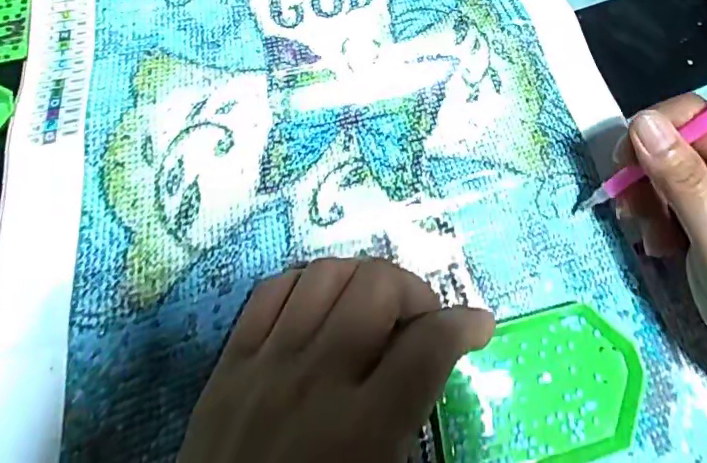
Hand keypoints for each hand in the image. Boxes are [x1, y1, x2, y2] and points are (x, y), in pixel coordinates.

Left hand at [178, 258, 494, 462]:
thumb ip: (410, 421)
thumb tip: (439, 361)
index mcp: (360, 432)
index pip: (429, 345)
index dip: (465, 325)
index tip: (478, 326)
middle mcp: (315, 383)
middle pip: (378, 286)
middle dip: (413, 292)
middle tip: (419, 322)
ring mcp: (266, 366)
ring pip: (328, 273)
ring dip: (363, 280)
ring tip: (372, 308)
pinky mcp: (227, 366)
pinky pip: (273, 289)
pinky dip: (306, 284)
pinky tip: (320, 307)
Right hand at [615, 94, 706, 402]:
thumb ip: (685, 186)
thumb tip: (644, 121)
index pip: (700, 117)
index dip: (655, 130)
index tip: (623, 169)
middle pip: (686, 143)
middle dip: (650, 171)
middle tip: (632, 215)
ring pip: (680, 171)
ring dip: (654, 198)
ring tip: (650, 240)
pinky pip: (688, 201)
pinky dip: (666, 218)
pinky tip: (663, 247)